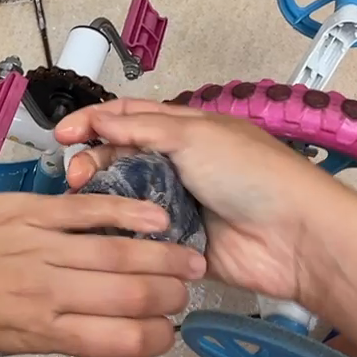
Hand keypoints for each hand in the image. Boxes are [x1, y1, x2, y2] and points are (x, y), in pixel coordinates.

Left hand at [0, 192, 206, 356]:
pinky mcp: (27, 212)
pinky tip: (156, 216)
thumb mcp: (10, 341)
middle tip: (189, 288)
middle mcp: (48, 292)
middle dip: (170, 295)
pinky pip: (85, 211)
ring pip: (116, 253)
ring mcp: (38, 247)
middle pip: (129, 295)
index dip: (157, 337)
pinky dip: (125, 212)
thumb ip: (61, 332)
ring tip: (190, 258)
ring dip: (162, 256)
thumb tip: (108, 326)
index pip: (120, 340)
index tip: (169, 330)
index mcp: (45, 331)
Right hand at [57, 99, 356, 308]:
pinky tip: (98, 231)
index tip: (62, 134)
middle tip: (77, 177)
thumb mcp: (194, 136)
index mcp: (184, 130)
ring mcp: (175, 202)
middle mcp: (176, 162)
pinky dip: (118, 228)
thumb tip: (99, 119)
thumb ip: (142, 127)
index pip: (128, 117)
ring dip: (101, 195)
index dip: (93, 121)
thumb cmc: (248, 174)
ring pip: (125, 195)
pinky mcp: (176, 239)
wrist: (294, 238)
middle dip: (93, 160)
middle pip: (120, 156)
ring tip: (84, 202)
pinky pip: (138, 231)